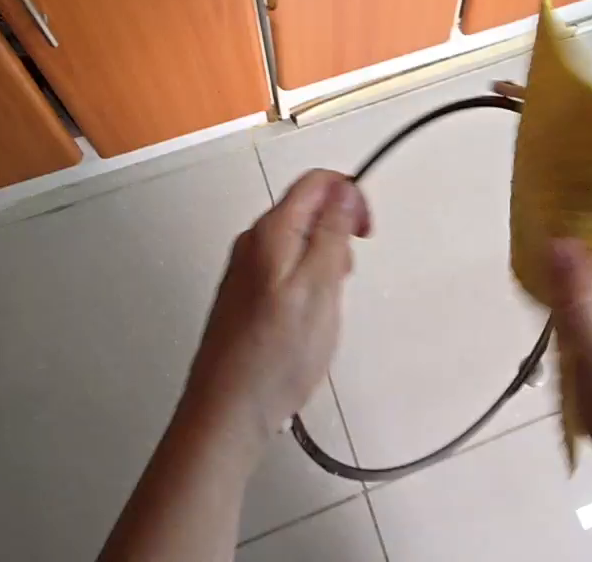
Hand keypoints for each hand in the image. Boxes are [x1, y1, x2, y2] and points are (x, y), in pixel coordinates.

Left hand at [181, 170, 372, 454]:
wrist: (225, 411)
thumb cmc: (278, 355)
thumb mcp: (319, 288)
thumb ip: (332, 233)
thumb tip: (344, 188)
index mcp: (271, 231)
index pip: (316, 181)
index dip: (349, 195)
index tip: (366, 234)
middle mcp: (252, 240)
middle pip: (306, 208)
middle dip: (337, 233)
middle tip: (345, 279)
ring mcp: (244, 267)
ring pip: (297, 240)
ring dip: (323, 260)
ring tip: (326, 307)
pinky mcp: (242, 293)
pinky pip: (283, 266)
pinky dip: (305, 280)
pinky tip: (305, 320)